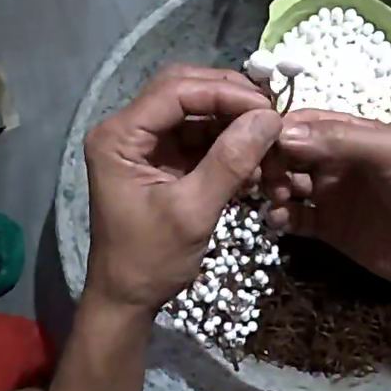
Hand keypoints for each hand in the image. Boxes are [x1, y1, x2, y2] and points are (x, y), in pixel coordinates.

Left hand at [84, 66, 281, 311]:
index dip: (223, 93)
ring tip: (267, 137)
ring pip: (193, 113)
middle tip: (270, 115)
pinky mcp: (160, 161)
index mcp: (120, 136)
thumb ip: (230, 161)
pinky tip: (252, 157)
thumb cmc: (150, 259)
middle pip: (183, 92)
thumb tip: (270, 119)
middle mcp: (127, 130)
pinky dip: (226, 143)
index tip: (267, 108)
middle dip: (228, 99)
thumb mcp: (192, 210)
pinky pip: (197, 138)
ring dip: (231, 122)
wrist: (127, 298)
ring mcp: (144, 145)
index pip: (175, 91)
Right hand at [265, 110, 390, 290]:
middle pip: (289, 153)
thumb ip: (343, 140)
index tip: (256, 142)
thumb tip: (285, 134)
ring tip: (272, 197)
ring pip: (286, 184)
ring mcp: (332, 197)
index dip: (278, 129)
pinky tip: (278, 219)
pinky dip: (280, 217)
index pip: (304, 122)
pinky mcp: (330, 230)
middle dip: (269, 160)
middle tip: (261, 177)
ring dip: (271, 187)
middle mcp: (338, 162)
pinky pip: (295, 219)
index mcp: (354, 135)